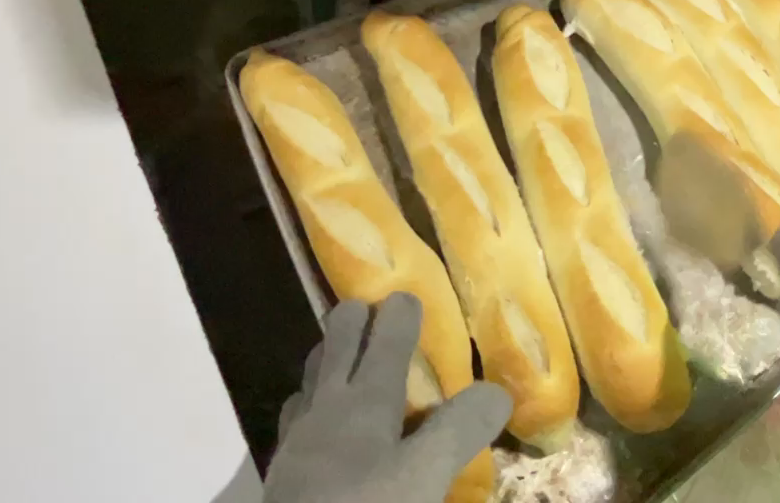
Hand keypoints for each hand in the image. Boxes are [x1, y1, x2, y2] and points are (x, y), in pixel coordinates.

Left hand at [264, 293, 510, 502]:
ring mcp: (298, 435)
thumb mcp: (424, 479)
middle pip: (340, 333)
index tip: (422, 300)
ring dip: (336, 355)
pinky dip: (316, 402)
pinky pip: (298, 413)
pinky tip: (330, 427)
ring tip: (362, 365)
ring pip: (314, 369)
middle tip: (389, 324)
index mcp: (367, 396)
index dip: (406, 307)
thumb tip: (498, 391)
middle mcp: (328, 402)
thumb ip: (460, 428)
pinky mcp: (281, 469)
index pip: (389, 326)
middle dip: (362, 316)